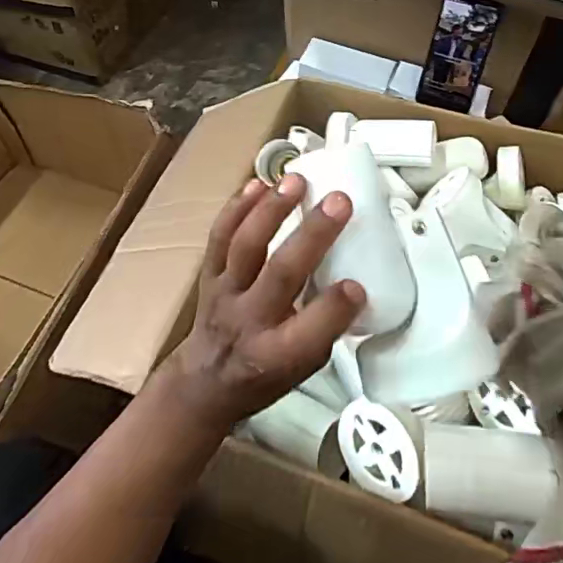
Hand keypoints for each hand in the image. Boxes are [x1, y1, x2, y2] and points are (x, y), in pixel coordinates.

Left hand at [154, 176, 365, 433]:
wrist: (204, 383)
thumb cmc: (266, 375)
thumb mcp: (304, 369)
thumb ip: (325, 328)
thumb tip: (356, 279)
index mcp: (278, 355)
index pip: (311, 330)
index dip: (336, 306)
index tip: (358, 284)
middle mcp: (248, 321)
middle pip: (281, 274)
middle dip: (312, 236)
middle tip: (339, 201)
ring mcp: (225, 294)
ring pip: (245, 246)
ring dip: (271, 210)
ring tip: (295, 180)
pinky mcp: (208, 274)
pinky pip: (219, 237)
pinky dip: (237, 208)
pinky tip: (258, 183)